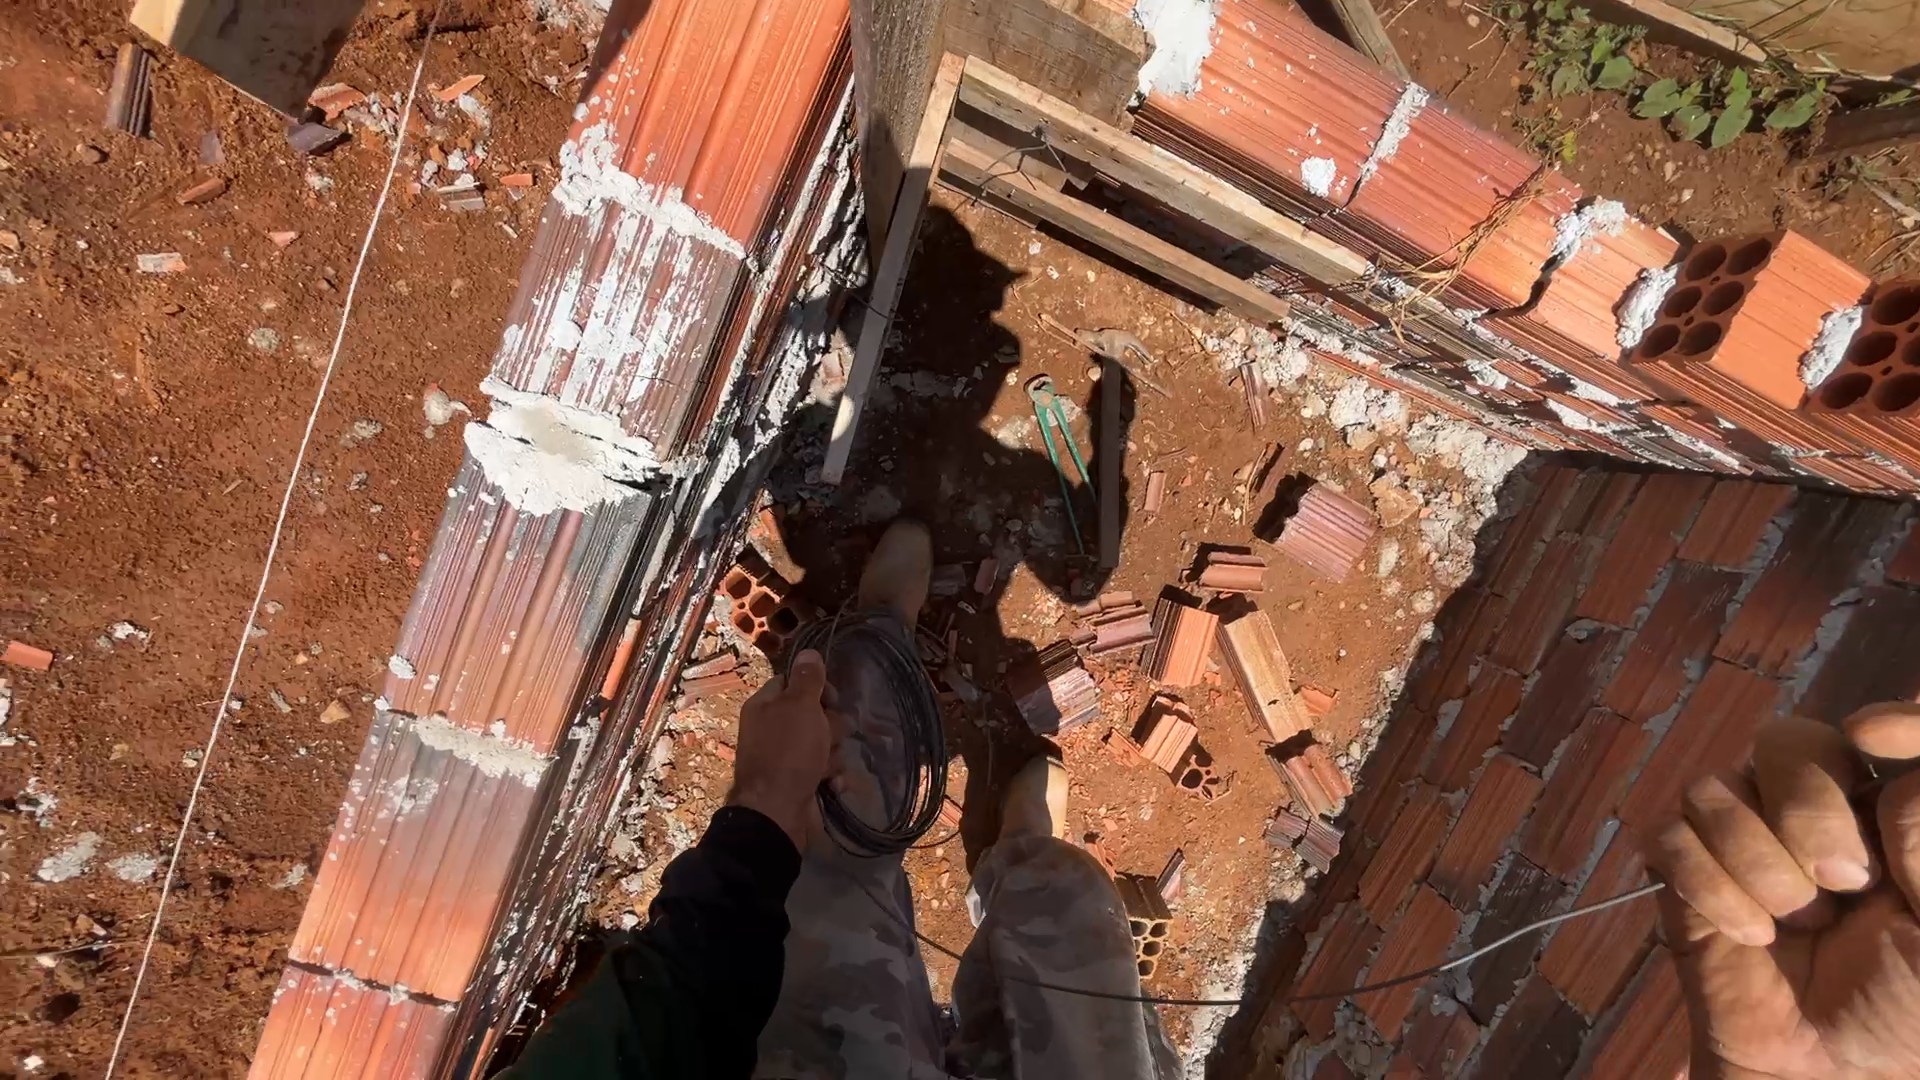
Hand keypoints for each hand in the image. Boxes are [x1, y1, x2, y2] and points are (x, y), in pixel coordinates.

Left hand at [727, 649, 833, 849]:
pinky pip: (823, 769)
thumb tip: (808, 652)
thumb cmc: (788, 752)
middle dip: (830, 724)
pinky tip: (832, 783)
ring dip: (832, 752)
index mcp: (765, 706)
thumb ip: (807, 678)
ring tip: (828, 764)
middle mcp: (771, 729)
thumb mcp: (800, 706)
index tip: (832, 698)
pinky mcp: (799, 782)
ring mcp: (785, 758)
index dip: (816, 687)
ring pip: (822, 742)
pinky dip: (831, 775)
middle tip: (831, 735)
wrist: (778, 813)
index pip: (792, 682)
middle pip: (812, 713)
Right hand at [1649, 703, 1919, 1078]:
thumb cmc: (1916, 1010)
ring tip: (1793, 922)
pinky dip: (1709, 888)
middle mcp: (1808, 804)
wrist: (1828, 1064)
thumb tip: (1893, 772)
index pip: (1875, 733)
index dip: (1891, 714)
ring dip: (1756, 865)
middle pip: (1788, 741)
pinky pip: (1669, 836)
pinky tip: (1746, 931)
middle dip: (1811, 810)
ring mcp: (1735, 826)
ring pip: (1715, 789)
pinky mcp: (1678, 855)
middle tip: (1844, 880)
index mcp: (1885, 813)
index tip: (1882, 734)